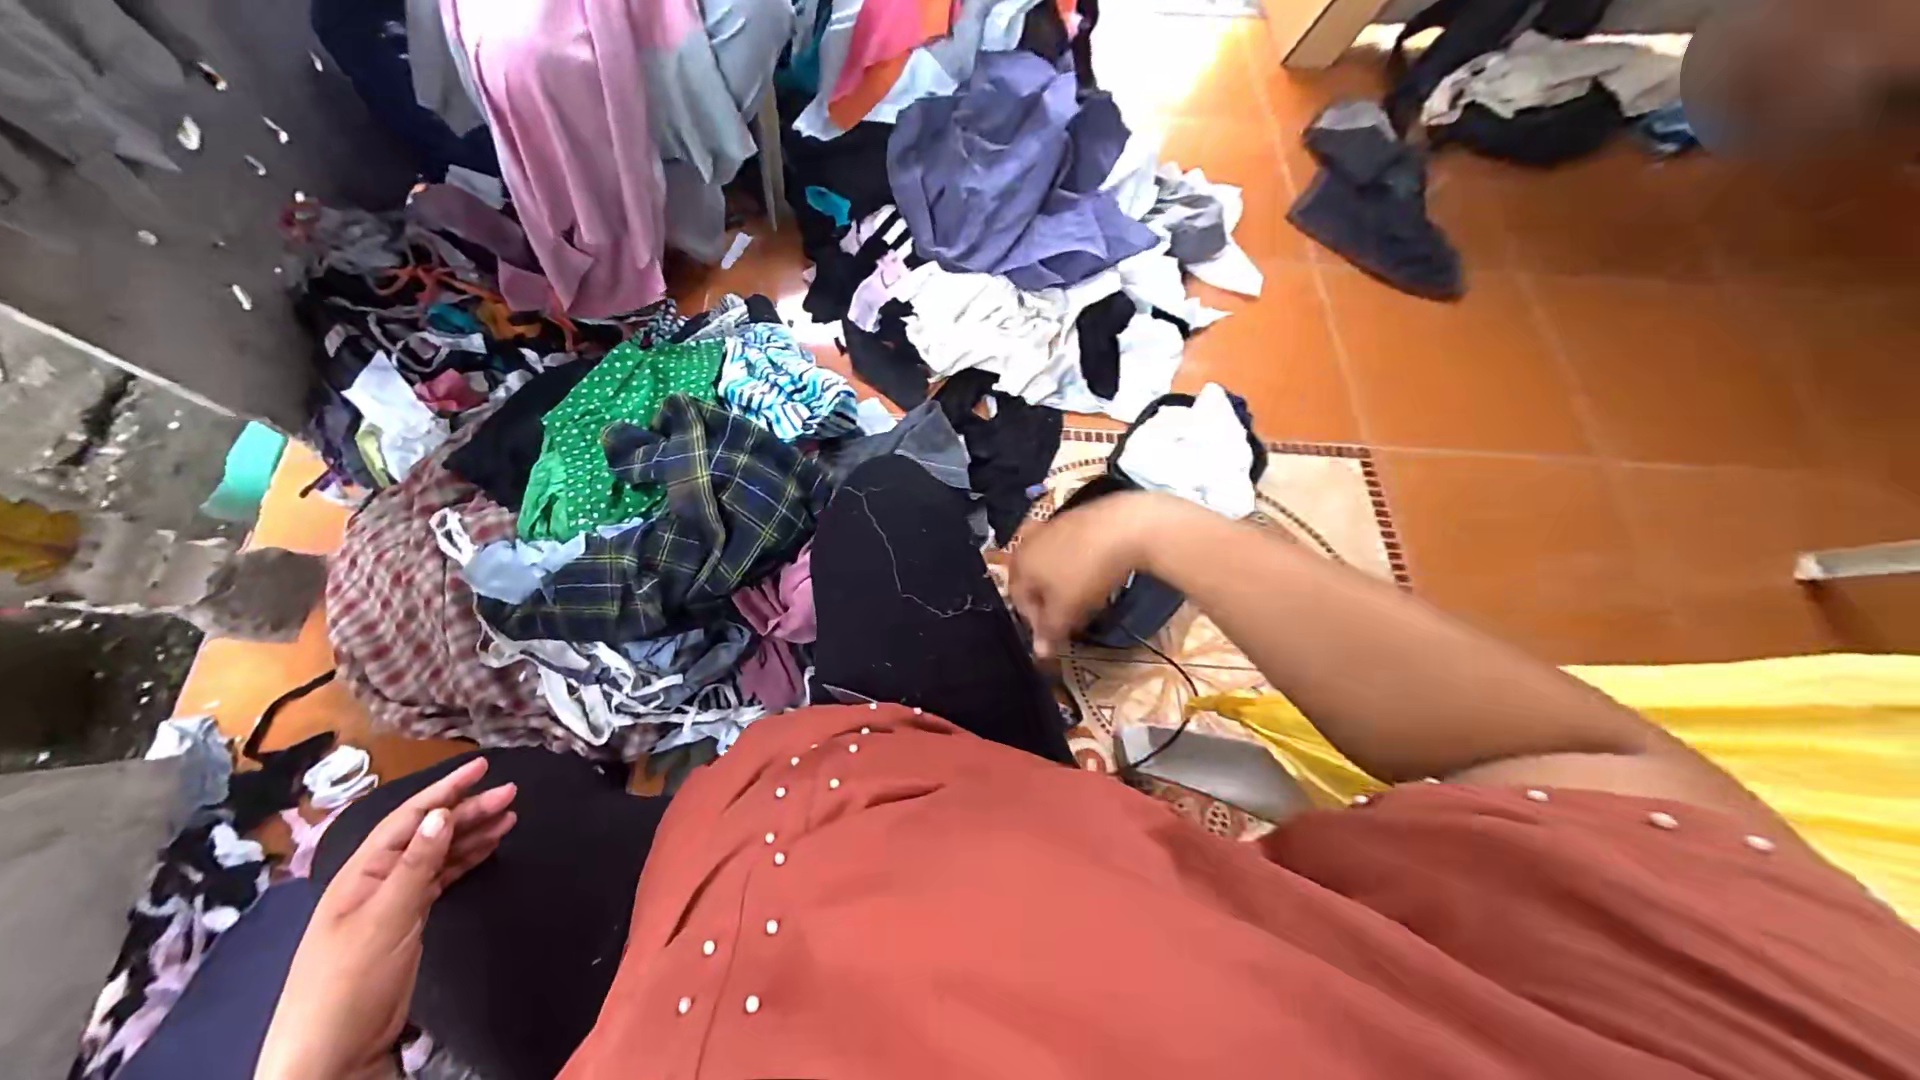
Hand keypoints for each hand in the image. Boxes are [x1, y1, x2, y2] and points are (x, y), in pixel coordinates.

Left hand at [257, 758, 517, 1079]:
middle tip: (511, 793)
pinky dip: (467, 858)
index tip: (482, 767)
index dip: (444, 790)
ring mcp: (392, 902)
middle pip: (428, 833)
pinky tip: (489, 846)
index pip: (408, 820)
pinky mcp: (408, 921)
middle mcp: (376, 881)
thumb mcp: (384, 920)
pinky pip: (443, 876)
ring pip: (439, 853)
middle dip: (468, 810)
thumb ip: (415, 866)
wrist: (331, 1056)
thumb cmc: (349, 984)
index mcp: (360, 875)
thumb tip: (442, 814)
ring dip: (472, 832)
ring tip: (510, 814)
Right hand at [1009, 491, 1201, 657]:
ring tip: (1086, 596)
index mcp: (1020, 565)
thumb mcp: (1066, 610)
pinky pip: (1069, 548)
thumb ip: (1050, 631)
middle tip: (1070, 617)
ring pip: (1051, 563)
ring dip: (1063, 583)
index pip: (1019, 602)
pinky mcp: (1076, 517)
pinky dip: (1077, 563)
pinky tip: (1097, 570)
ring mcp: (1051, 526)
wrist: (1124, 527)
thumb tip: (1038, 652)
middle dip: (1049, 601)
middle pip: (1033, 581)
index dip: (1037, 624)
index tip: (1058, 636)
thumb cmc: (1085, 572)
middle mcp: (1028, 543)